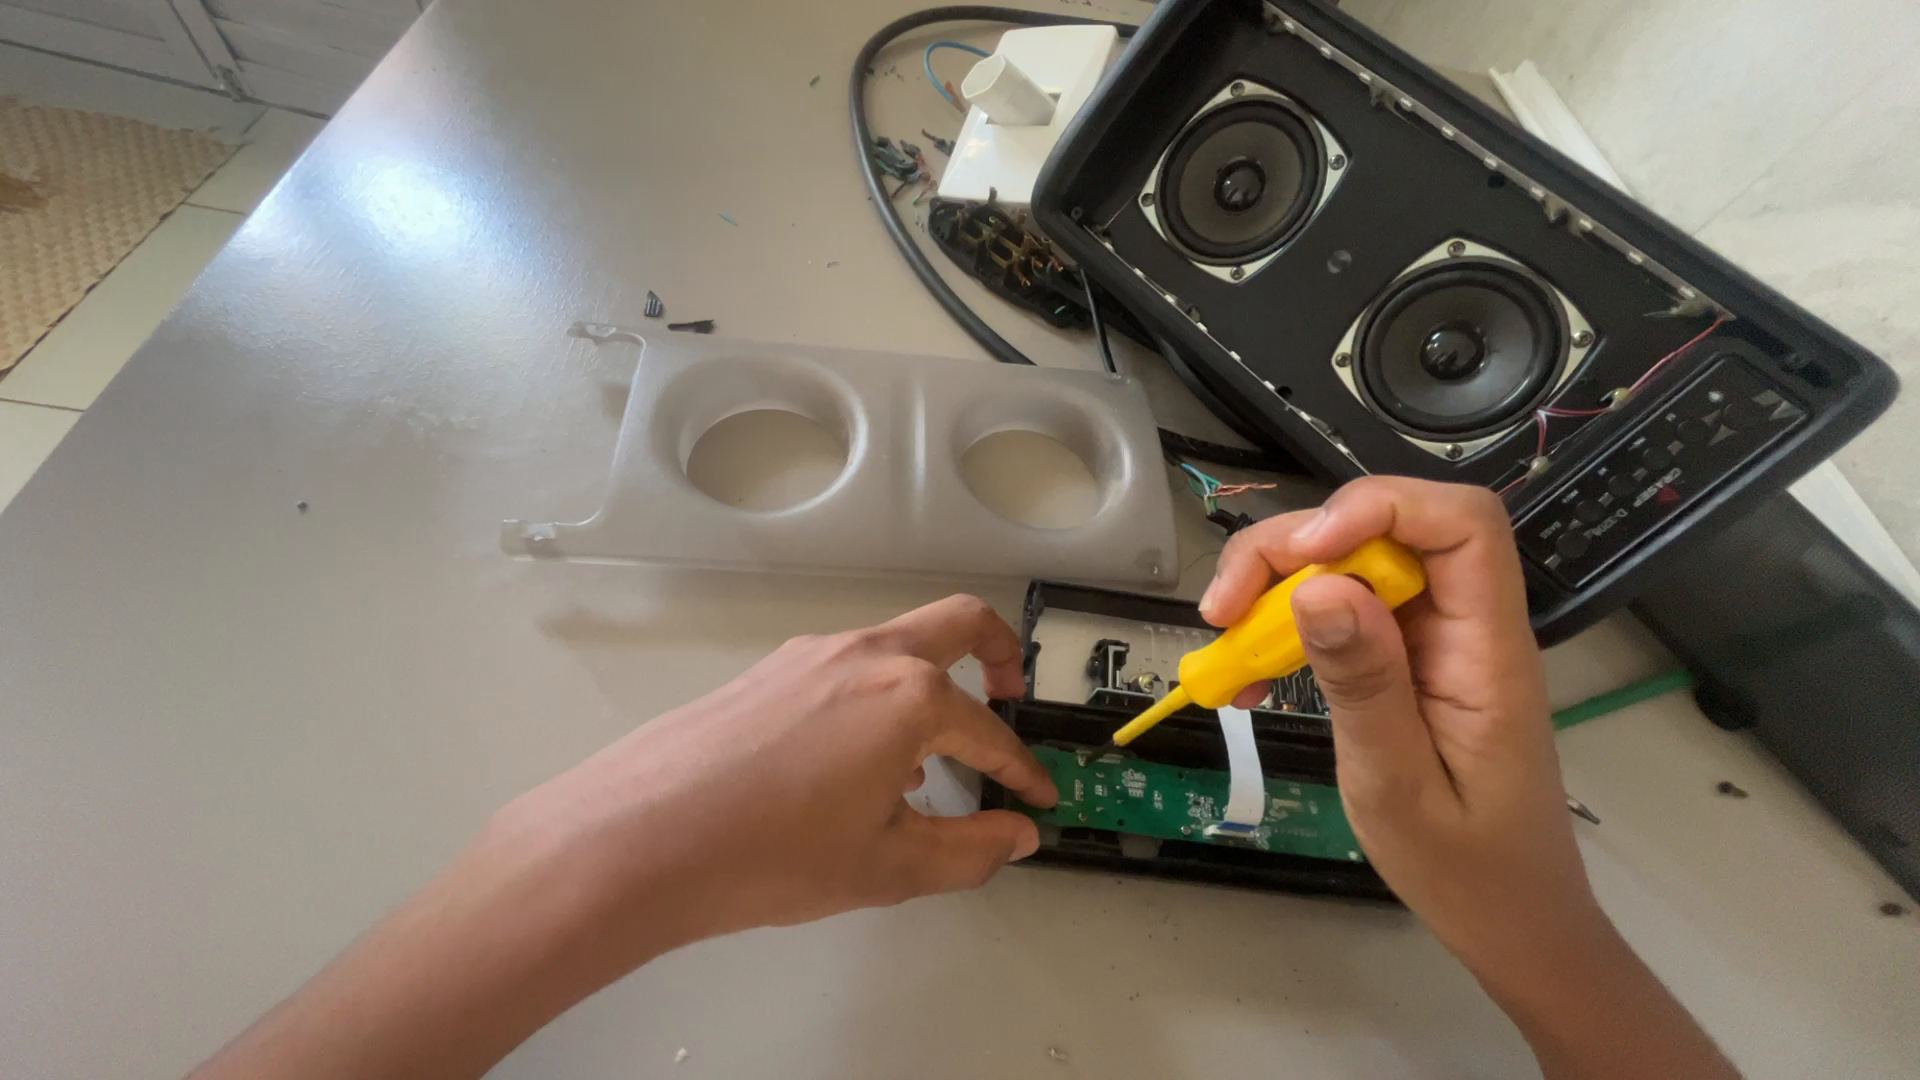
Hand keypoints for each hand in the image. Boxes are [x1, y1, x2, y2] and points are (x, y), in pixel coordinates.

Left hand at [494, 594, 1058, 964]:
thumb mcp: (887, 867)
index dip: (1024, 770)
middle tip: (1010, 698)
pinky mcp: (775, 665)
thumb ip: (970, 850)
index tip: (1040, 796)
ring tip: (924, 753)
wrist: (640, 835)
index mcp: (911, 696)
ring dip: (933, 680)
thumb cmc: (775, 855)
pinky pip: (851, 665)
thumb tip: (1018, 834)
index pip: (991, 732)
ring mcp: (817, 652)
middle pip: (960, 622)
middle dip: (1000, 654)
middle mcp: (870, 654)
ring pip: (900, 642)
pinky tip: (855, 754)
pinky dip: (880, 692)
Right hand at [1200, 478, 1597, 978]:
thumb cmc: (1465, 865)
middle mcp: (1457, 621)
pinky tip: (1246, 678)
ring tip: (1222, 646)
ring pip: (1340, 565)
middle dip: (1286, 551)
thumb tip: (1316, 588)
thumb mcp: (1398, 781)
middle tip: (1221, 612)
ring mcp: (1424, 636)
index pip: (1459, 524)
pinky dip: (1276, 632)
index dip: (1376, 509)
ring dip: (1268, 590)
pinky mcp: (1395, 654)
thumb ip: (1364, 682)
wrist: (1505, 916)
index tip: (1301, 557)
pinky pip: (1329, 612)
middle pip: (1376, 531)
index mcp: (1485, 646)